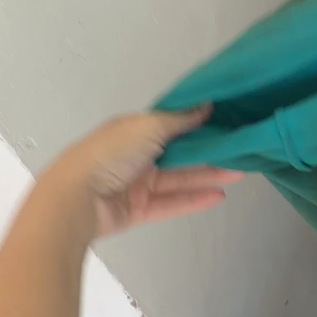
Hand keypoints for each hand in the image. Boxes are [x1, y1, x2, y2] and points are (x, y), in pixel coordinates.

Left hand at [33, 107, 237, 240]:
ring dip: (208, 175)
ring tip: (241, 171)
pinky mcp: (137, 211)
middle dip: (209, 152)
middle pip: (179, 153)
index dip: (198, 124)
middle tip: (241, 150)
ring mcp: (136, 185)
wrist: (74, 200)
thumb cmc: (111, 154)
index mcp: (134, 130)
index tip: (227, 123)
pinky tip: (219, 195)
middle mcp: (135, 155)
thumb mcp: (149, 126)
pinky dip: (194, 199)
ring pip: (179, 178)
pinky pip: (170, 203)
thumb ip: (181, 119)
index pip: (171, 125)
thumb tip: (207, 105)